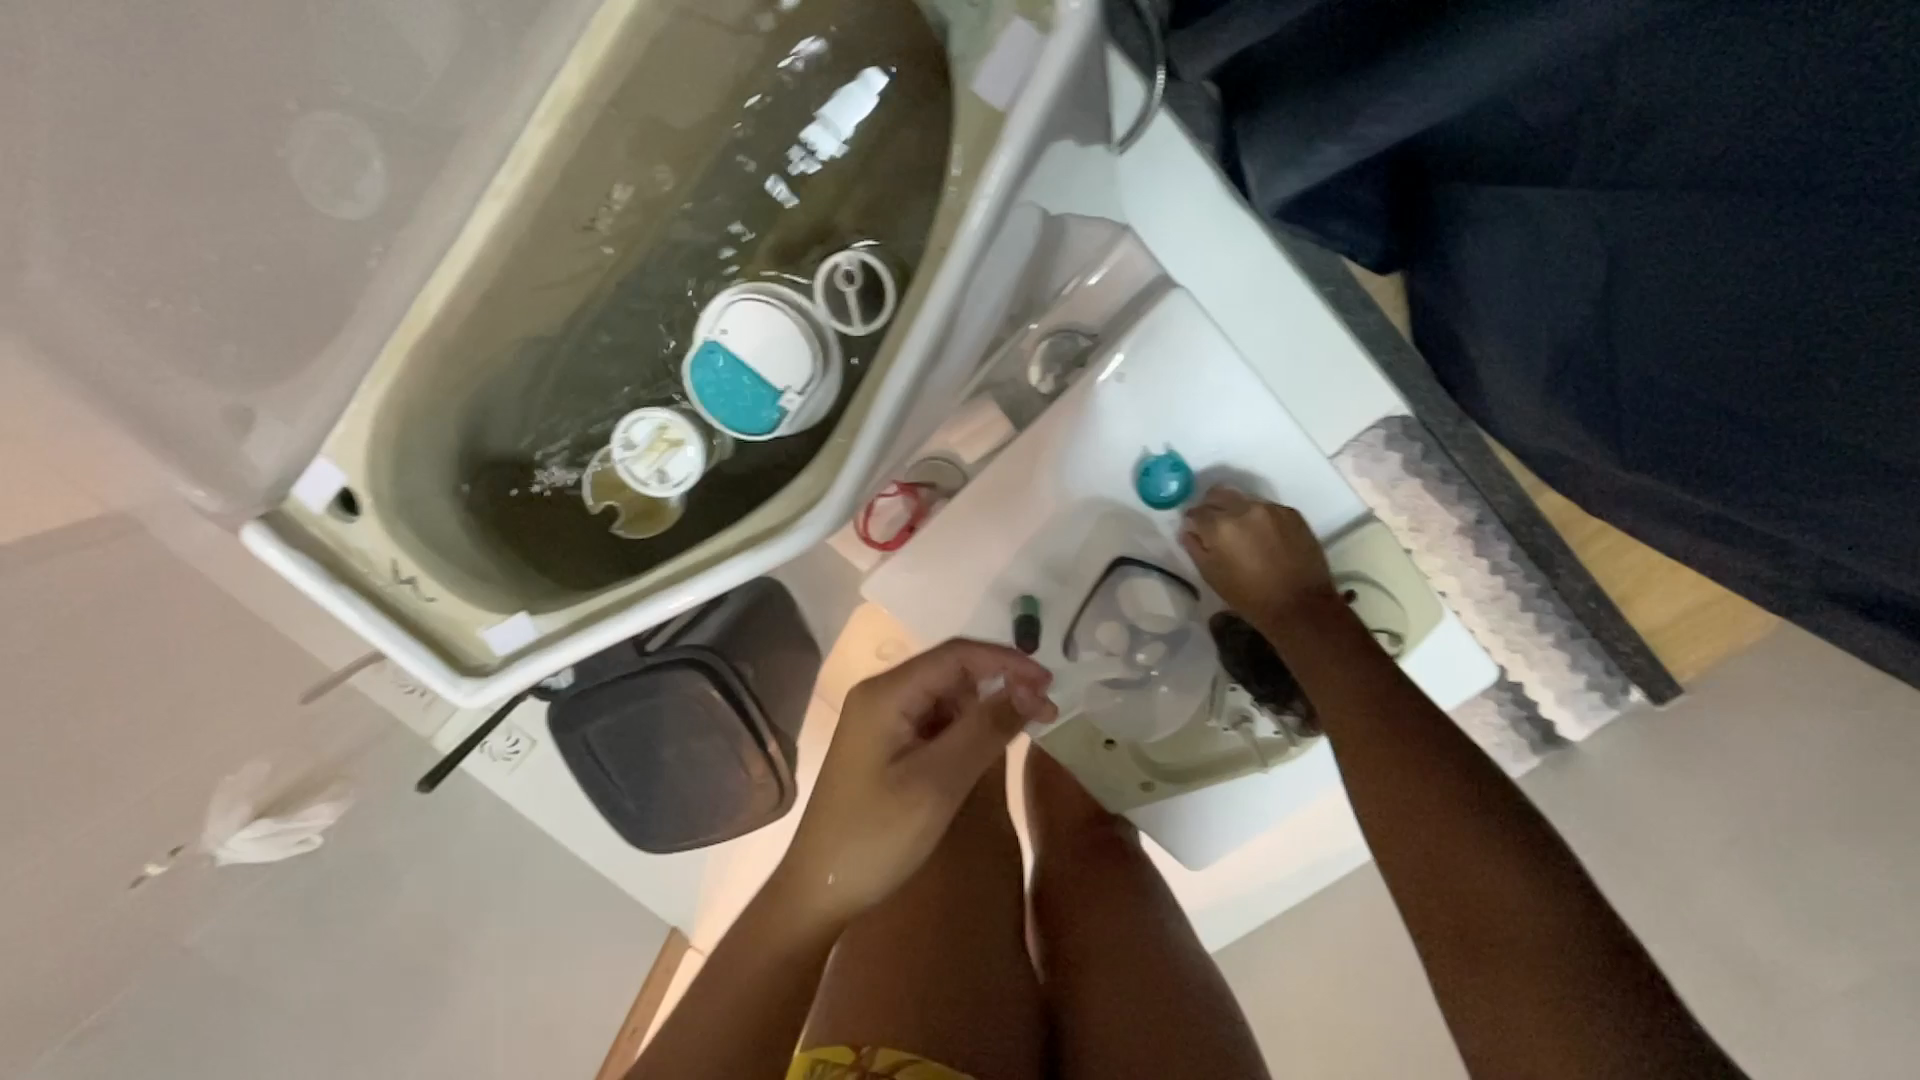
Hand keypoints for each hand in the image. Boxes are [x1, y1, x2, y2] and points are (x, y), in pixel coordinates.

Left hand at [773, 639, 1056, 924]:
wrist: (820, 889)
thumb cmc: (876, 836)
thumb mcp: (939, 782)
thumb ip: (986, 730)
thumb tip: (1032, 690)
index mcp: (886, 693)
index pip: (957, 655)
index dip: (1007, 662)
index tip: (1051, 685)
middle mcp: (881, 695)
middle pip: (951, 672)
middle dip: (1000, 684)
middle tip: (1046, 714)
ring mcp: (880, 721)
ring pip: (946, 698)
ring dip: (985, 709)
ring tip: (1025, 731)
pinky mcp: (884, 745)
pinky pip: (934, 722)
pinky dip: (966, 730)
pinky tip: (988, 747)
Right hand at [1179, 485, 1337, 630]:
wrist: (1299, 605)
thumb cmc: (1248, 596)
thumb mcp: (1211, 575)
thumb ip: (1195, 548)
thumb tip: (1188, 531)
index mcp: (1220, 526)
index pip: (1196, 511)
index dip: (1192, 521)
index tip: (1194, 530)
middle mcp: (1244, 509)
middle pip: (1218, 494)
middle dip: (1211, 506)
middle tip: (1213, 526)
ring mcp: (1271, 508)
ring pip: (1244, 499)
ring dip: (1236, 511)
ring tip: (1241, 532)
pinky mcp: (1292, 513)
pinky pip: (1267, 507)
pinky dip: (1259, 517)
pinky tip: (1263, 537)